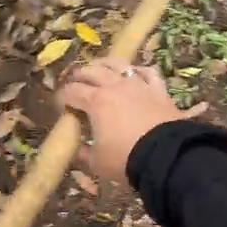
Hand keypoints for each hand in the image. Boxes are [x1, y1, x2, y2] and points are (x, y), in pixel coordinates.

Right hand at [58, 59, 202, 182]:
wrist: (165, 155)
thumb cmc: (125, 158)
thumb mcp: (97, 162)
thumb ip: (86, 153)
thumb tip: (80, 149)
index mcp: (96, 102)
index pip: (72, 92)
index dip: (64, 96)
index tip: (61, 103)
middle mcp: (114, 87)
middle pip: (92, 72)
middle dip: (80, 75)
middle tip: (76, 79)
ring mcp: (138, 85)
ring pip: (118, 65)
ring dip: (106, 64)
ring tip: (101, 67)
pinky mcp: (158, 90)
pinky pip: (148, 73)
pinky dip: (138, 71)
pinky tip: (135, 72)